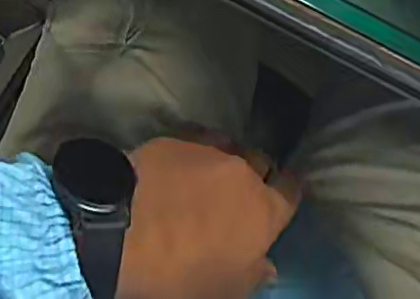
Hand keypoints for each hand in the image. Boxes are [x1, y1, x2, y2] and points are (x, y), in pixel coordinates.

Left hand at [116, 137, 299, 298]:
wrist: (128, 225)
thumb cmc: (181, 271)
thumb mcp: (225, 289)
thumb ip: (253, 273)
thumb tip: (267, 263)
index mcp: (263, 212)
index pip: (290, 191)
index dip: (289, 191)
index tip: (284, 192)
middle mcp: (243, 172)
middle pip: (262, 162)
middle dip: (259, 172)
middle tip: (245, 190)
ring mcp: (211, 148)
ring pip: (232, 145)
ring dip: (229, 158)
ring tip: (215, 173)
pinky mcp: (181, 135)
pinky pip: (201, 137)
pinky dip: (200, 147)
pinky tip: (188, 160)